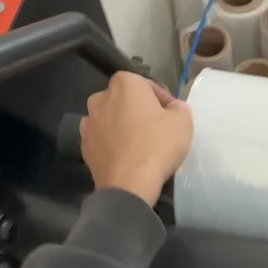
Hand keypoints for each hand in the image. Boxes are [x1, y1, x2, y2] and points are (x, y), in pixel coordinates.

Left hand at [81, 72, 193, 204]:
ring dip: (124, 127)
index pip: (148, 85)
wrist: (128, 184)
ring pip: (112, 119)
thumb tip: (173, 108)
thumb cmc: (157, 146)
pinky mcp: (84, 145)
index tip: (172, 117)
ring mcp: (89, 122)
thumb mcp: (183, 122)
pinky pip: (103, 139)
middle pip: (126, 101)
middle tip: (156, 130)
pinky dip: (113, 144)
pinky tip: (126, 158)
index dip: (163, 100)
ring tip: (140, 146)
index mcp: (125, 84)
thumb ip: (180, 107)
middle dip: (139, 111)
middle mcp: (101, 97)